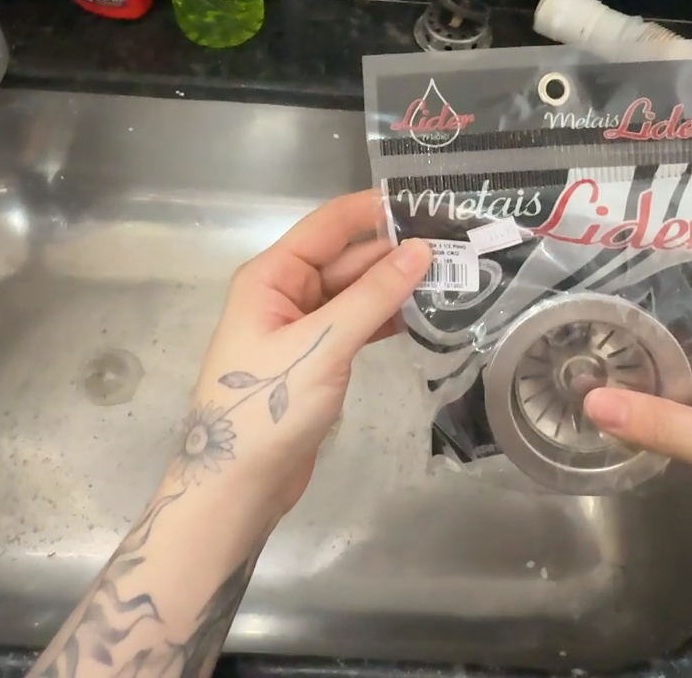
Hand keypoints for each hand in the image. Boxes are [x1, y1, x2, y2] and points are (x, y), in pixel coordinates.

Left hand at [176, 190, 429, 524]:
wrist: (237, 488)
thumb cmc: (266, 408)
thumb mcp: (323, 345)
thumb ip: (374, 296)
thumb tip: (421, 250)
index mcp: (273, 275)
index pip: (329, 226)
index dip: (374, 211)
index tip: (425, 203)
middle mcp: (286, 291)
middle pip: (347, 259)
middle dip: (395, 252)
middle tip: (455, 246)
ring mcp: (303, 326)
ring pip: (356, 292)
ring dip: (396, 286)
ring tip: (451, 277)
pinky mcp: (318, 356)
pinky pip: (357, 322)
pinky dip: (387, 317)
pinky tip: (424, 314)